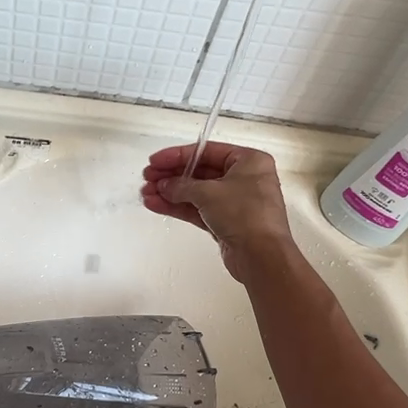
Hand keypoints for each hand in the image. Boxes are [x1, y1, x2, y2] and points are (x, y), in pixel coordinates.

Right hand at [141, 142, 294, 282]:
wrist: (261, 256)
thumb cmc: (244, 214)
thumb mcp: (209, 193)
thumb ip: (182, 185)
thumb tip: (163, 185)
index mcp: (248, 161)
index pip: (207, 151)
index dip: (177, 155)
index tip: (155, 161)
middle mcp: (243, 178)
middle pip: (200, 172)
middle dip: (171, 176)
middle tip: (147, 178)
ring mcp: (234, 202)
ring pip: (196, 193)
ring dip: (170, 193)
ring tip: (145, 194)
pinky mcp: (225, 222)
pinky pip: (197, 209)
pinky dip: (177, 207)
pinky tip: (155, 205)